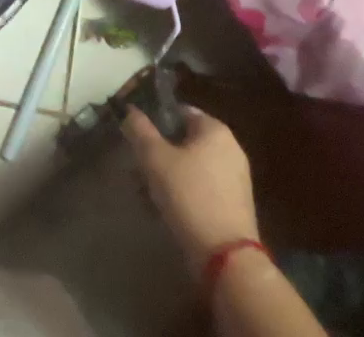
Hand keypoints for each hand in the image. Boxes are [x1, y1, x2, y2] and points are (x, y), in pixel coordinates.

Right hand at [123, 105, 259, 268]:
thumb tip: (129, 110)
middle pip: (184, 141)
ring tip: (143, 192)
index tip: (135, 137)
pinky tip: (162, 209)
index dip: (154, 120)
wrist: (225, 254)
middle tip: (136, 168)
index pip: (180, 112)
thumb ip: (139, 130)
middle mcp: (230, 148)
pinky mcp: (233, 204)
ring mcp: (234, 178)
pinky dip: (181, 192)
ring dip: (165, 175)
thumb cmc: (189, 195)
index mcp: (215, 130)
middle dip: (157, 153)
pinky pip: (200, 187)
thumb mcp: (155, 159)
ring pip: (190, 166)